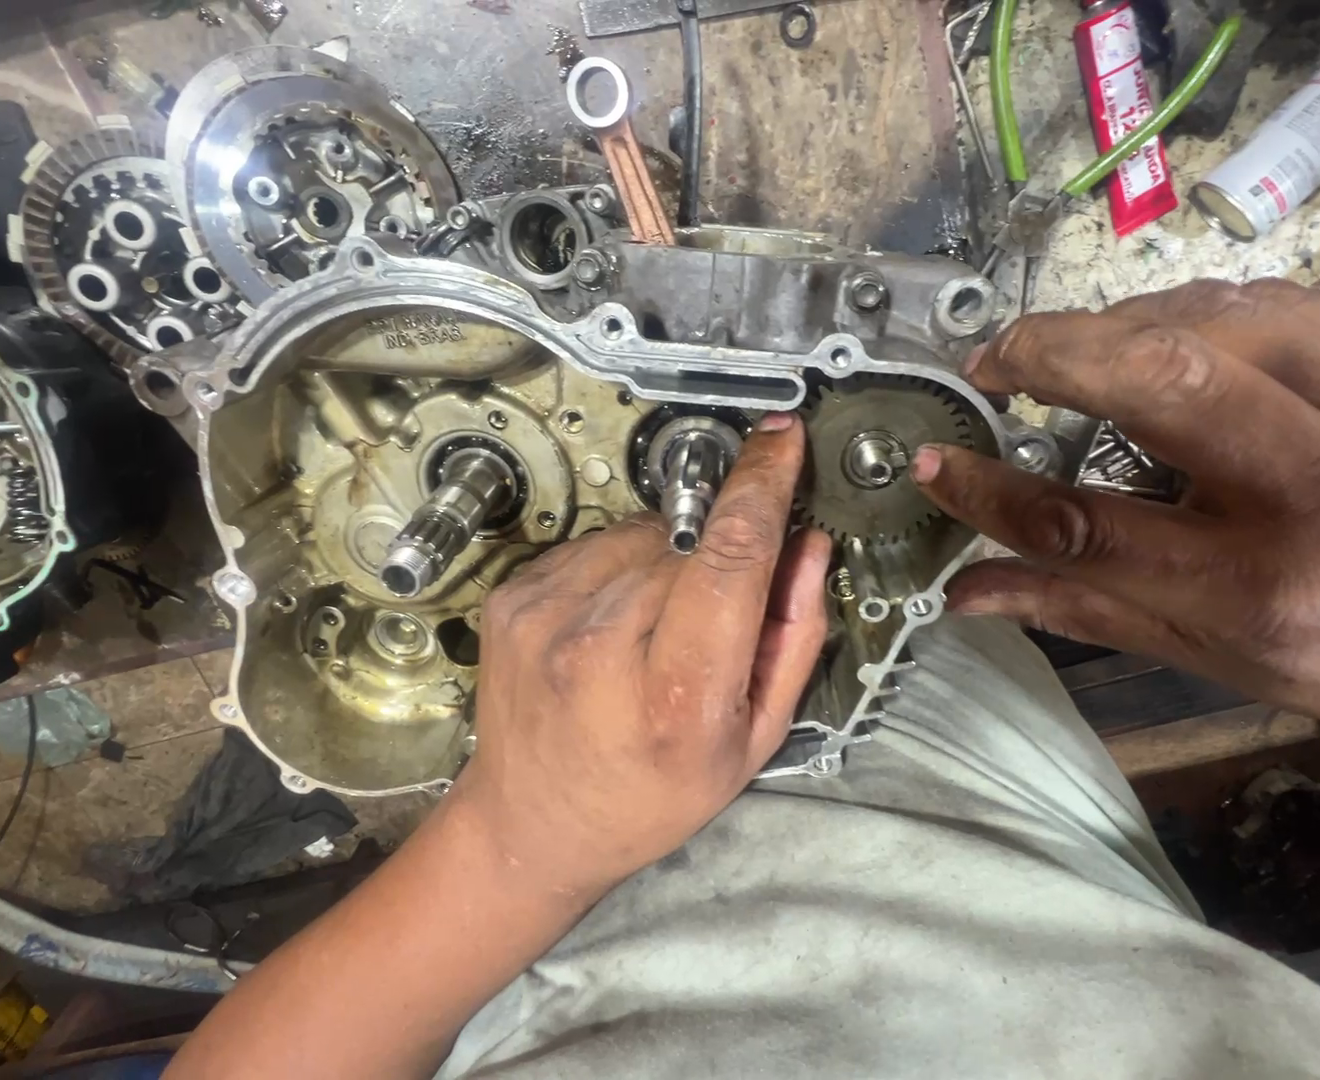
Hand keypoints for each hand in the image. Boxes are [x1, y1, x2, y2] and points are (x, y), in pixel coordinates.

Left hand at [446, 415, 832, 898]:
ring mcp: (544, 615)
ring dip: (668, 558)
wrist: (532, 821)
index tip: (781, 440)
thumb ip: (791, 637)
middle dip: (717, 552)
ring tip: (657, 625)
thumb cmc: (651, 794)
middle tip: (710, 613)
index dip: (763, 486)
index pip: (730, 558)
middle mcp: (598, 646)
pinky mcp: (514, 596)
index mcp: (674, 695)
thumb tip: (806, 546)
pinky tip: (615, 621)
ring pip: (642, 532)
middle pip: (688, 539)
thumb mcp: (752, 741)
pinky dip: (622, 565)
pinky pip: (596, 543)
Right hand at [912, 279, 1319, 773]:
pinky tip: (1149, 336)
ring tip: (1061, 353)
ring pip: (1214, 322)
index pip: (1088, 525)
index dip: (990, 492)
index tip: (934, 462)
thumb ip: (1077, 609)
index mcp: (1263, 590)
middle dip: (1051, 356)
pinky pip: (1272, 302)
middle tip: (990, 364)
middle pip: (1162, 384)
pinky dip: (1184, 311)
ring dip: (1111, 327)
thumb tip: (961, 591)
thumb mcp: (1211, 656)